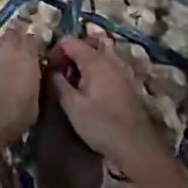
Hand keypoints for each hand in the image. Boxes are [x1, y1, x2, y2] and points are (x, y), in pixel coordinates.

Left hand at [0, 31, 44, 160]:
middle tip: (9, 63)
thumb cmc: (11, 116)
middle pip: (11, 36)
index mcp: (26, 55)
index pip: (32, 39)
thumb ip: (32, 83)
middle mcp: (6, 44)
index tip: (30, 58)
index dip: (30, 48)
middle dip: (11, 46)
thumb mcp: (33, 104)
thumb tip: (29, 79)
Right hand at [50, 34, 165, 177]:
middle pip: (86, 42)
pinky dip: (98, 68)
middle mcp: (110, 58)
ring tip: (77, 80)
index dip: (56, 51)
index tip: (51, 69)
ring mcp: (122, 69)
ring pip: (100, 52)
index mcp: (94, 60)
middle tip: (63, 72)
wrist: (137, 146)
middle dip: (72, 53)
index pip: (69, 41)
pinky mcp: (128, 81)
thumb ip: (59, 84)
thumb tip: (53, 71)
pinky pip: (109, 64)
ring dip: (86, 60)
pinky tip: (93, 88)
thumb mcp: (73, 107)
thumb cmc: (102, 125)